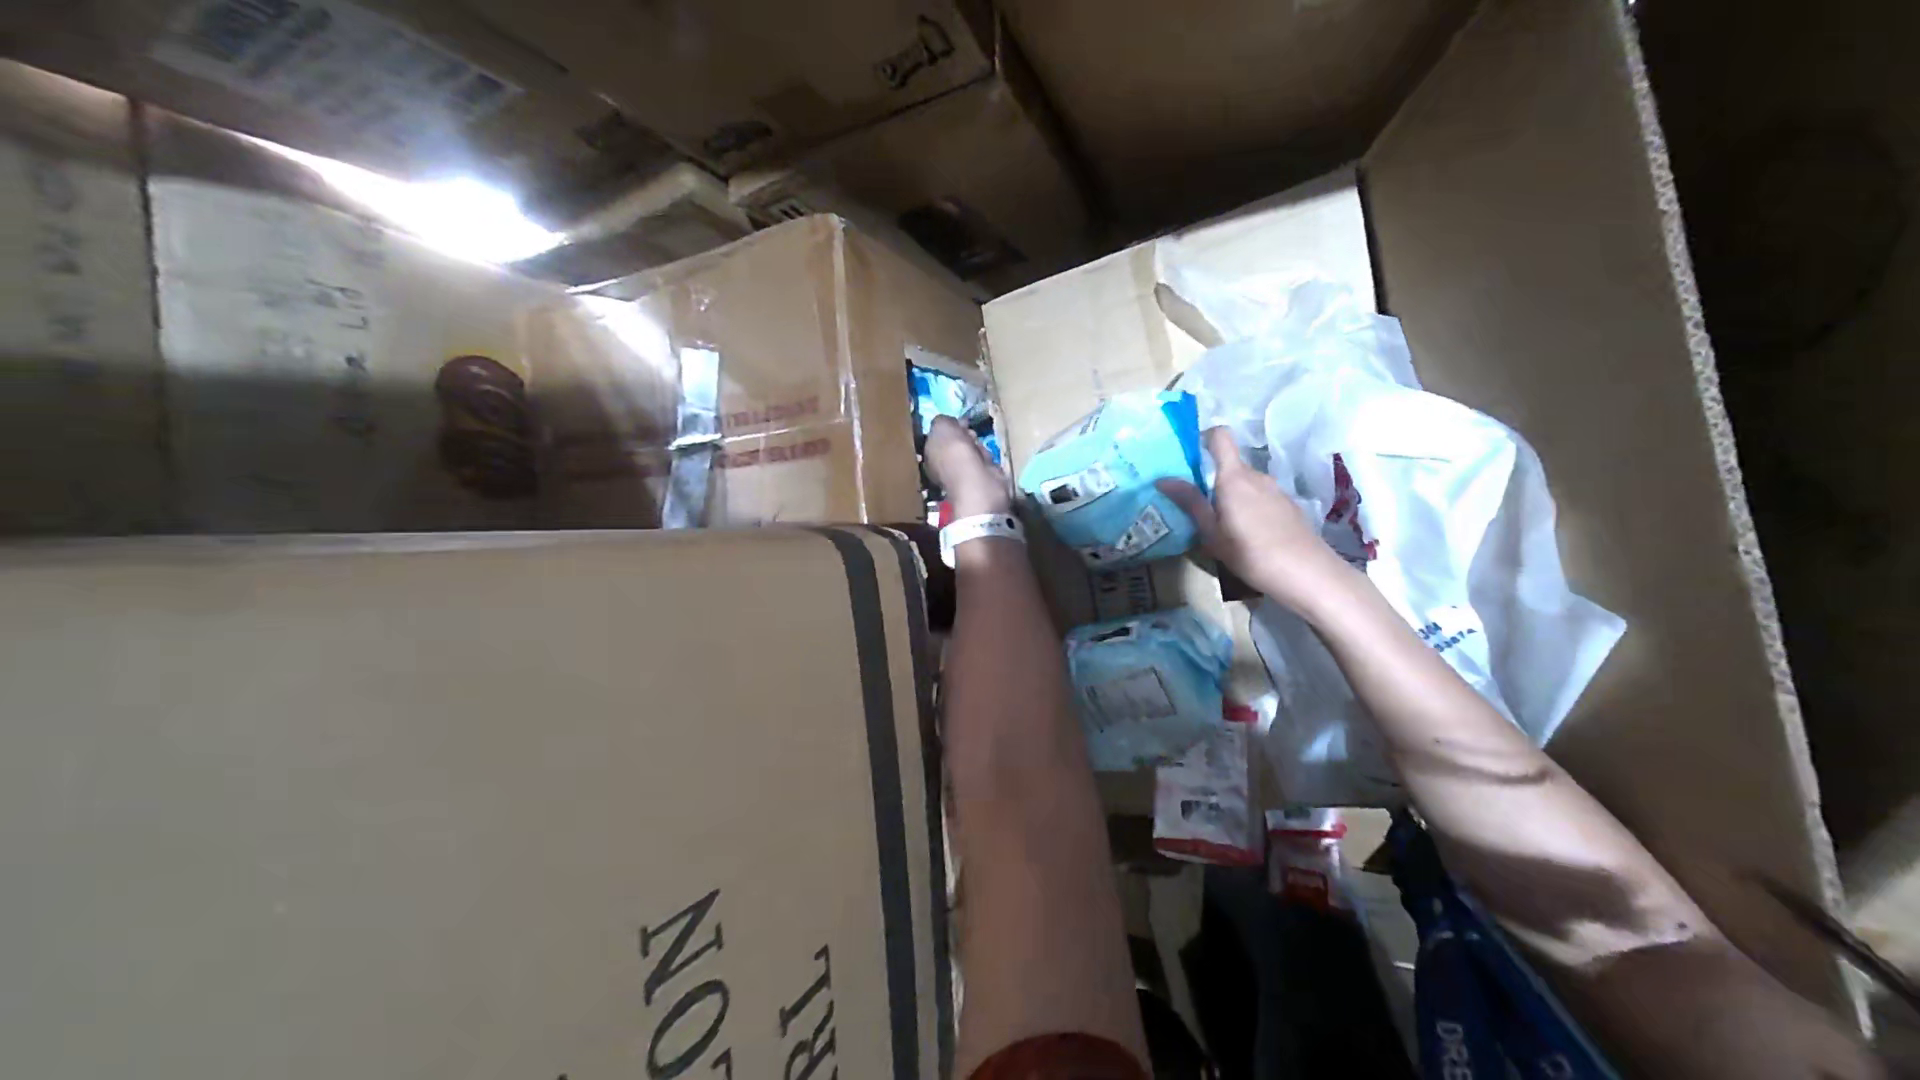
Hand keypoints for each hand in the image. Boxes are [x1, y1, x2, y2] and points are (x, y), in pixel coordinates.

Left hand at [926, 415, 1011, 517]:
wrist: (976, 479)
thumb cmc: (954, 451)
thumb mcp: (941, 426)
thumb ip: (942, 420)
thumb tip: (949, 422)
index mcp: (929, 454)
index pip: (938, 436)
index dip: (949, 426)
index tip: (959, 422)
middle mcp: (942, 465)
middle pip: (955, 442)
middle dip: (964, 435)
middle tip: (969, 433)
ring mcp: (961, 473)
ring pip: (970, 449)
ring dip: (976, 444)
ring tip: (978, 444)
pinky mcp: (979, 478)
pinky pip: (982, 459)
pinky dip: (986, 455)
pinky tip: (986, 457)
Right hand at [1156, 427, 1354, 615]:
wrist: (1308, 574)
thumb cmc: (1252, 554)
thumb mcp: (1212, 533)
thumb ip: (1190, 503)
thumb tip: (1163, 479)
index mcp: (1234, 477)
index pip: (1220, 436)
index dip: (1203, 437)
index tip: (1187, 456)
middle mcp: (1256, 476)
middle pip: (1229, 464)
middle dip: (1210, 477)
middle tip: (1193, 502)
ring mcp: (1276, 490)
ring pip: (1244, 482)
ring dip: (1229, 495)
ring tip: (1218, 522)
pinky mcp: (1287, 505)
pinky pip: (1259, 496)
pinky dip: (1247, 505)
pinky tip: (1245, 533)